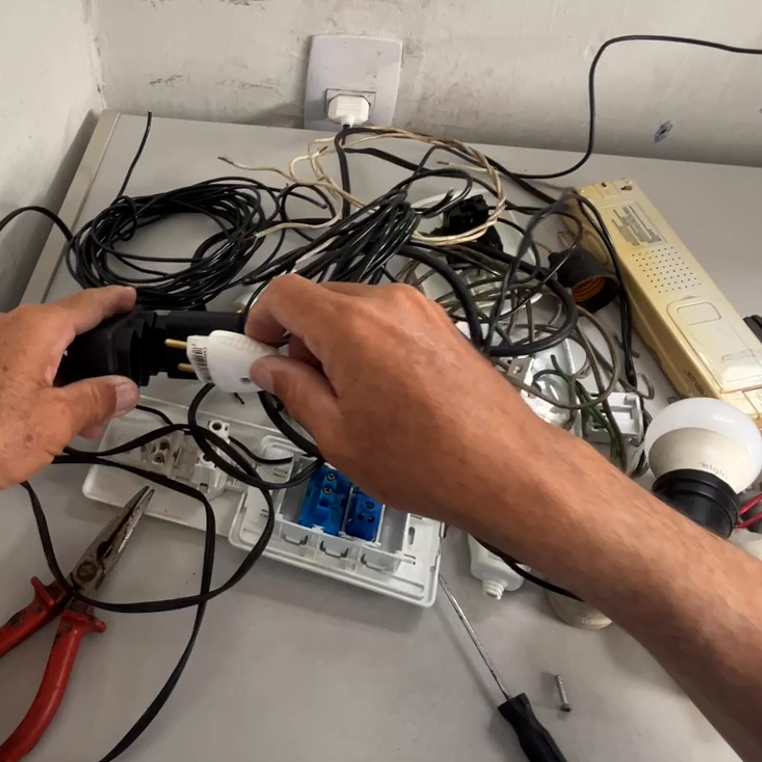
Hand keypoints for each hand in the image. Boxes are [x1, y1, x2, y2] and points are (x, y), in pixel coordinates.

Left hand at [0, 286, 141, 508]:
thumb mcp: (56, 421)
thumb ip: (97, 399)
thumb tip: (124, 388)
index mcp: (33, 328)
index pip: (85, 305)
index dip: (113, 302)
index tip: (129, 297)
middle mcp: (3, 327)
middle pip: (61, 334)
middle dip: (90, 364)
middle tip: (110, 399)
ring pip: (35, 354)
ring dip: (61, 381)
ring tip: (75, 423)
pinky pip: (9, 367)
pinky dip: (32, 386)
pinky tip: (35, 421)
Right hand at [245, 276, 593, 538]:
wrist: (505, 468)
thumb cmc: (426, 459)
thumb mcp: (336, 434)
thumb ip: (293, 390)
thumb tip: (269, 368)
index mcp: (351, 325)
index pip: (284, 293)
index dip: (259, 319)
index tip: (256, 349)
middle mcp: (387, 304)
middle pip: (318, 299)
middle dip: (296, 337)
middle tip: (295, 383)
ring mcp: (419, 311)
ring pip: (353, 310)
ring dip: (332, 341)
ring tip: (342, 395)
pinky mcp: (441, 324)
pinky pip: (385, 319)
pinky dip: (366, 342)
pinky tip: (376, 390)